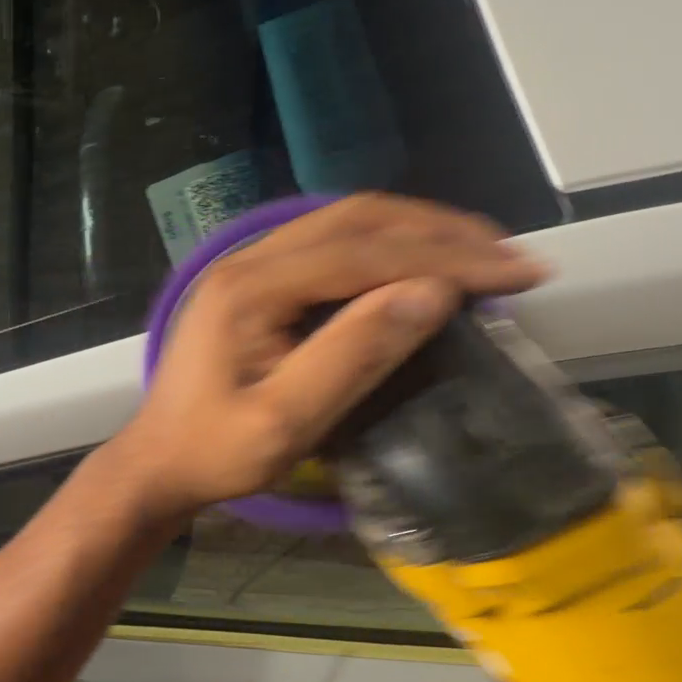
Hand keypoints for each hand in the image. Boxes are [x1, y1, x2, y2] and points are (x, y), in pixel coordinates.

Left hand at [108, 193, 549, 518]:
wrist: (158, 461)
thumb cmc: (215, 452)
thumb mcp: (285, 421)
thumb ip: (353, 355)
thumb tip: (433, 293)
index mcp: (250, 289)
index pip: (364, 252)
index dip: (448, 257)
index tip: (522, 271)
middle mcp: (245, 263)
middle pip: (354, 219)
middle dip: (440, 231)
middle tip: (510, 257)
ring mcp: (244, 270)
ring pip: (341, 225)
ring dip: (414, 232)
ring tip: (480, 256)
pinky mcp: (250, 286)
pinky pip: (326, 246)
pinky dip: (382, 248)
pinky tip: (417, 269)